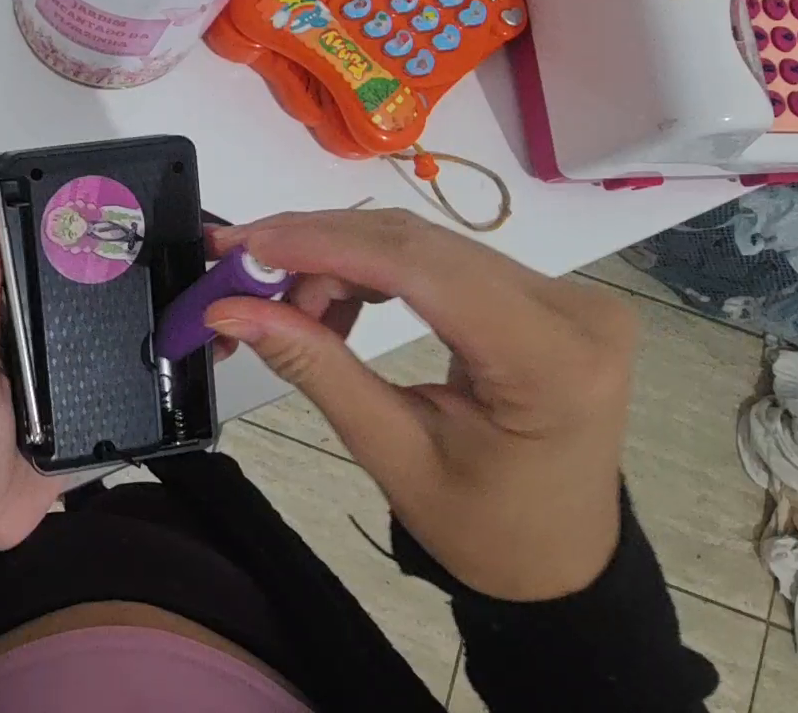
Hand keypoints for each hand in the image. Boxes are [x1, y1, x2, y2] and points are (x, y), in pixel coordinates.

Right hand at [204, 209, 635, 601]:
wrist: (557, 555)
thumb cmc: (482, 525)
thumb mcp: (388, 450)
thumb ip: (313, 367)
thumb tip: (228, 310)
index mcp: (550, 359)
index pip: (419, 268)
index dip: (323, 245)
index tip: (242, 248)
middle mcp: (568, 306)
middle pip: (413, 243)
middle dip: (311, 245)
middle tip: (233, 262)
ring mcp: (557, 293)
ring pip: (413, 242)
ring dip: (330, 256)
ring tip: (277, 299)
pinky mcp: (532, 292)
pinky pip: (427, 257)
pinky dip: (359, 268)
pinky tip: (327, 303)